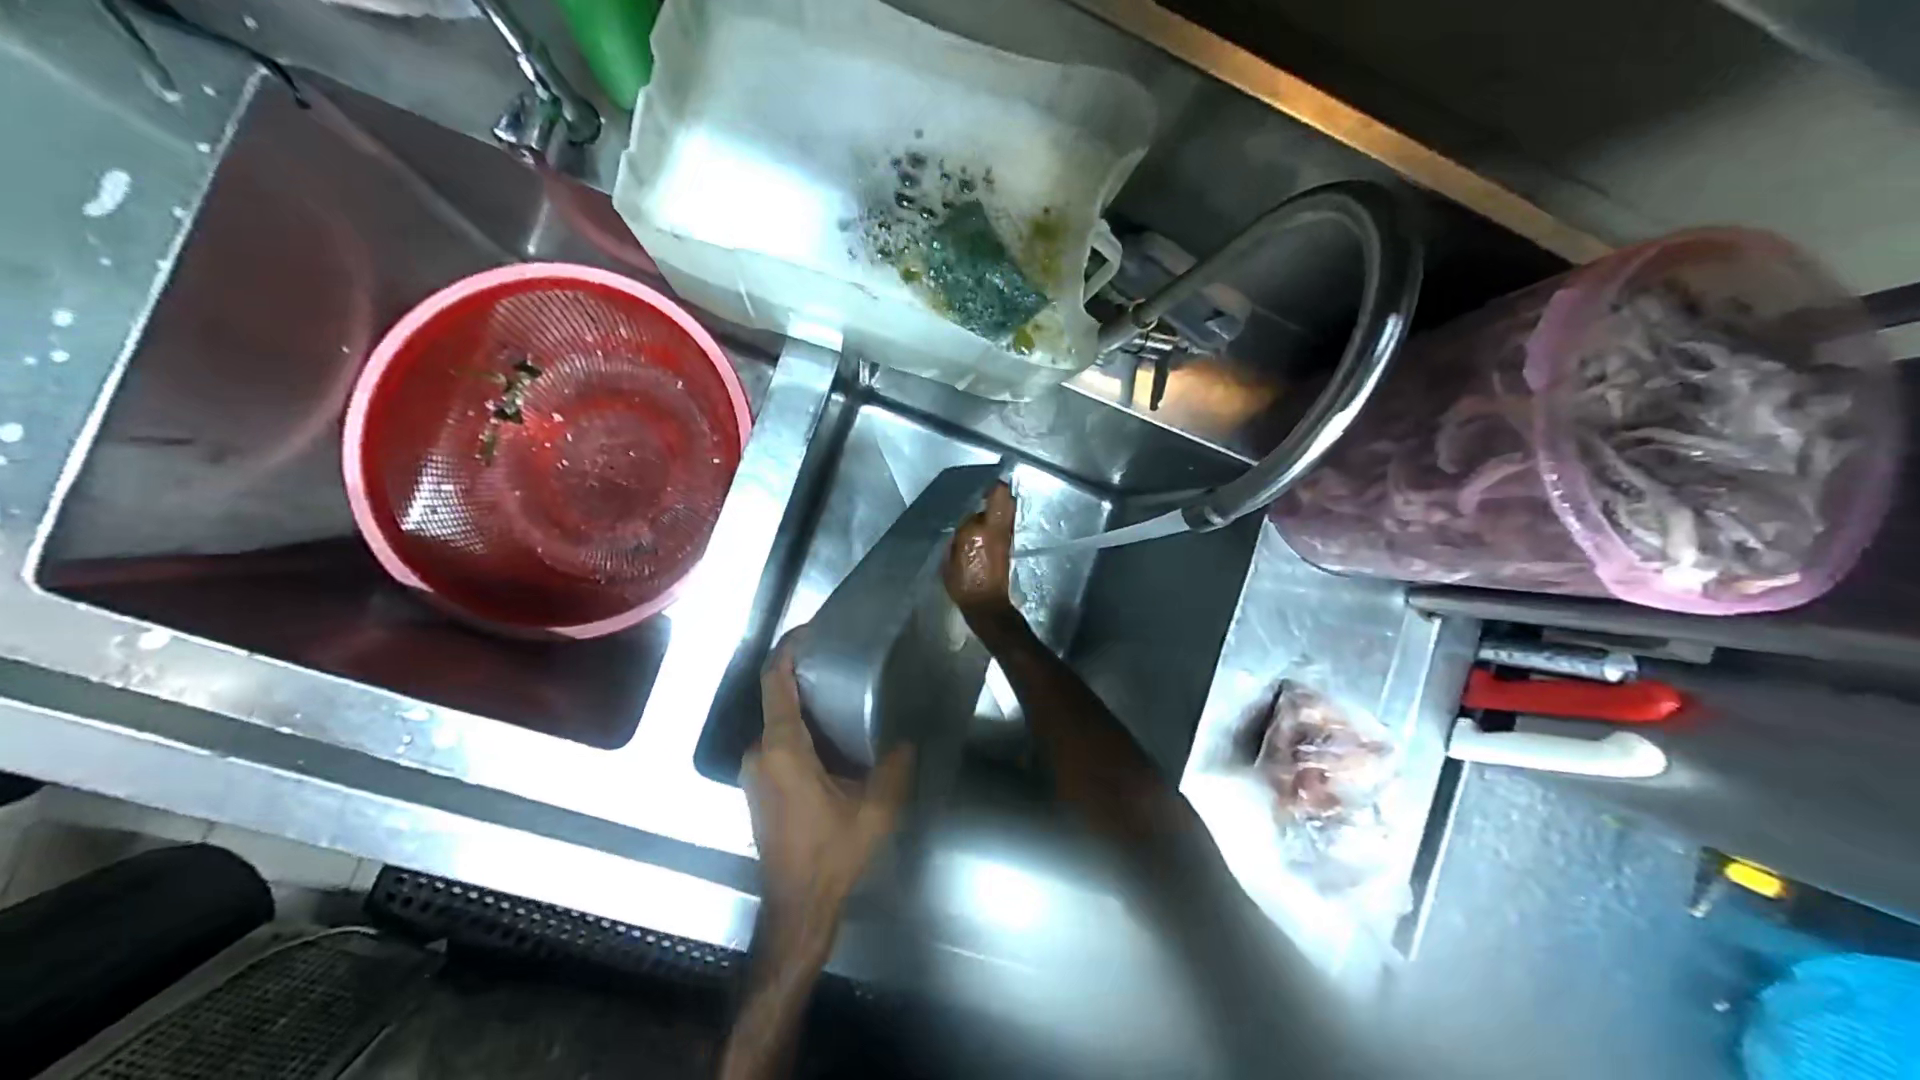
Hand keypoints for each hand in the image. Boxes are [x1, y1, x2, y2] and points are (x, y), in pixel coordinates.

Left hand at [742, 632, 913, 922]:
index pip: (776, 679)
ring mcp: (753, 770)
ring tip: (847, 701)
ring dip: (807, 709)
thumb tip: (905, 738)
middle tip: (847, 666)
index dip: (790, 647)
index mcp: (782, 747)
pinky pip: (777, 744)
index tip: (813, 629)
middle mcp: (759, 751)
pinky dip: (801, 732)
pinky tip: (833, 743)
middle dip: (808, 678)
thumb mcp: (876, 807)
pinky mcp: (757, 787)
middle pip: (778, 698)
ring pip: (779, 723)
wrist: (797, 905)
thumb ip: (893, 765)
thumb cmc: (833, 852)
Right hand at [943, 482, 1020, 640]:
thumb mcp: (948, 561)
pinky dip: (1002, 511)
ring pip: (1008, 506)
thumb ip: (955, 538)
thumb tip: (961, 524)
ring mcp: (1004, 534)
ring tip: (988, 496)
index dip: (974, 493)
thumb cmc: (963, 585)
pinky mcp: (1009, 543)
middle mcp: (993, 527)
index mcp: (974, 531)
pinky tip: (991, 514)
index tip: (969, 487)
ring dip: (1001, 498)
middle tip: (985, 484)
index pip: (976, 503)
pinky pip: (1007, 518)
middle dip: (995, 487)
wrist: (987, 604)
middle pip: (1001, 496)